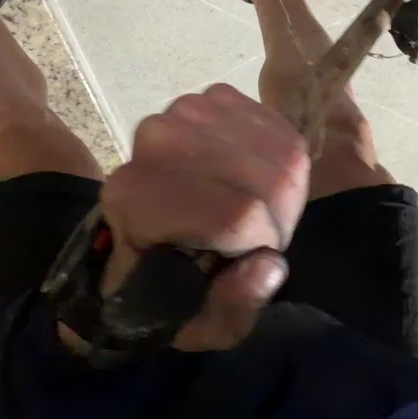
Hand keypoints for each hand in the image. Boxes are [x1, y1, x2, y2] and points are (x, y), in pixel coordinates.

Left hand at [97, 84, 310, 351]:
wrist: (150, 230)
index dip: (266, 241)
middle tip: (259, 234)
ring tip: (256, 204)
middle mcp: (153, 144)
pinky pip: (271, 122)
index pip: (239, 216)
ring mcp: (181, 112)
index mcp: (138, 204)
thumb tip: (269, 267)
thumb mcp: (201, 323)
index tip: (255, 257)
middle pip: (267, 178)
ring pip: (273, 150)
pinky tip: (254, 172)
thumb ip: (234, 304)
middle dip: (279, 213)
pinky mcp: (210, 95)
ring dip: (279, 181)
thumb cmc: (171, 286)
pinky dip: (277, 150)